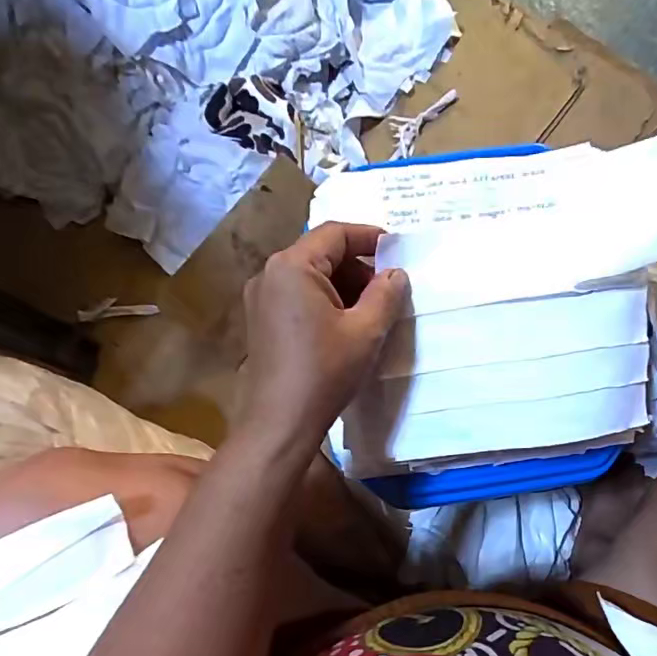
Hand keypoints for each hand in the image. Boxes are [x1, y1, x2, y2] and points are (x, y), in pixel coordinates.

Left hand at [238, 223, 408, 448]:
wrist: (280, 422)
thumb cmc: (323, 372)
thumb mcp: (365, 332)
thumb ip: (386, 294)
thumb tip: (396, 273)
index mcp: (291, 266)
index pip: (334, 233)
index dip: (369, 237)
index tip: (396, 251)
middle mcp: (268, 274)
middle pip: (319, 253)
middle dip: (357, 267)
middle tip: (386, 292)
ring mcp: (259, 298)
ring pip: (308, 276)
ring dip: (342, 286)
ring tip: (369, 313)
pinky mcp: (259, 321)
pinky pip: (295, 296)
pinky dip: (323, 301)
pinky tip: (343, 327)